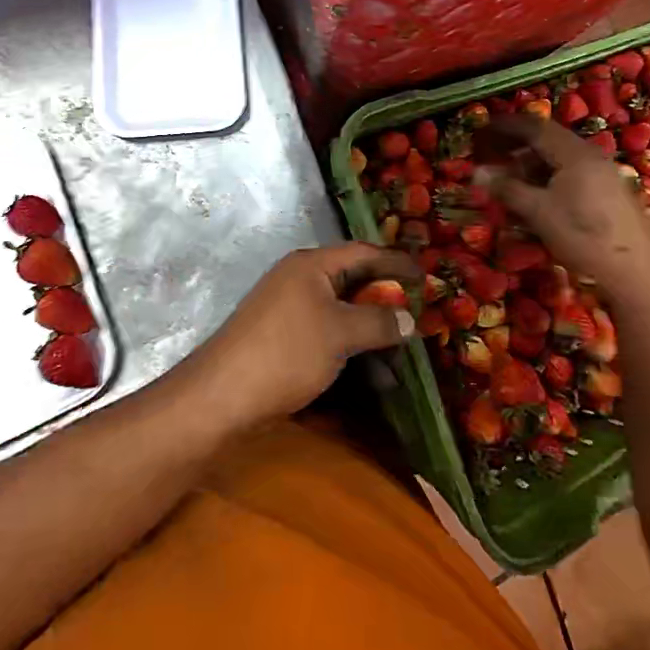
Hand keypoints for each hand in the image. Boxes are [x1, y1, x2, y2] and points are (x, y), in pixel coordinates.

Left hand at [192, 244, 417, 427]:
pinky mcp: (283, 339)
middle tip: (417, 318)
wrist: (223, 396)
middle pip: (353, 283)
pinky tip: (372, 377)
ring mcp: (289, 310)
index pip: (363, 253)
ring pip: (342, 314)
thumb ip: (380, 322)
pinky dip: (350, 350)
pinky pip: (327, 335)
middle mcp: (299, 280)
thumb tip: (409, 319)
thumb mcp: (342, 333)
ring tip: (399, 360)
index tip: (426, 277)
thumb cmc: (287, 352)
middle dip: (386, 303)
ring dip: (371, 334)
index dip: (397, 263)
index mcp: (312, 266)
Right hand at [478, 115, 649, 302]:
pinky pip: (571, 174)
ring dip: (530, 165)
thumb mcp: (539, 212)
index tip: (482, 129)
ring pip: (559, 160)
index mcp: (575, 153)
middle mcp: (591, 156)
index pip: (535, 127)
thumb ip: (507, 188)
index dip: (506, 126)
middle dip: (516, 147)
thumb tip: (477, 172)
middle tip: (491, 156)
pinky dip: (547, 178)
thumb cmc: (583, 236)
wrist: (635, 271)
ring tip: (508, 180)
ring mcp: (603, 174)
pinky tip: (536, 198)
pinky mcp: (608, 193)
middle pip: (548, 141)